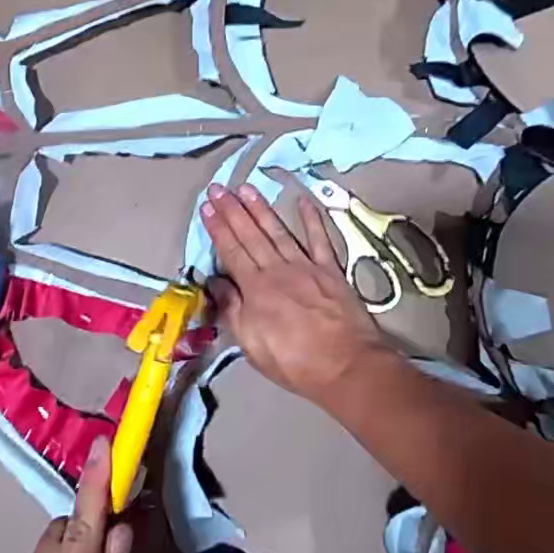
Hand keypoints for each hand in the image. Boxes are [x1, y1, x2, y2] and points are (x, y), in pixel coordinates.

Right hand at [199, 184, 390, 405]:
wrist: (346, 366)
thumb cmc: (294, 362)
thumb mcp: (251, 344)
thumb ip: (232, 309)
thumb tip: (216, 282)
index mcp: (256, 288)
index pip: (231, 251)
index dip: (217, 228)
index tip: (207, 207)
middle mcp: (278, 270)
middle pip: (251, 234)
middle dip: (232, 210)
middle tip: (219, 188)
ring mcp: (306, 267)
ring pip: (279, 231)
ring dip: (261, 208)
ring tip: (246, 187)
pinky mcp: (331, 271)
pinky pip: (320, 239)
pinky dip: (312, 219)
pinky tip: (303, 201)